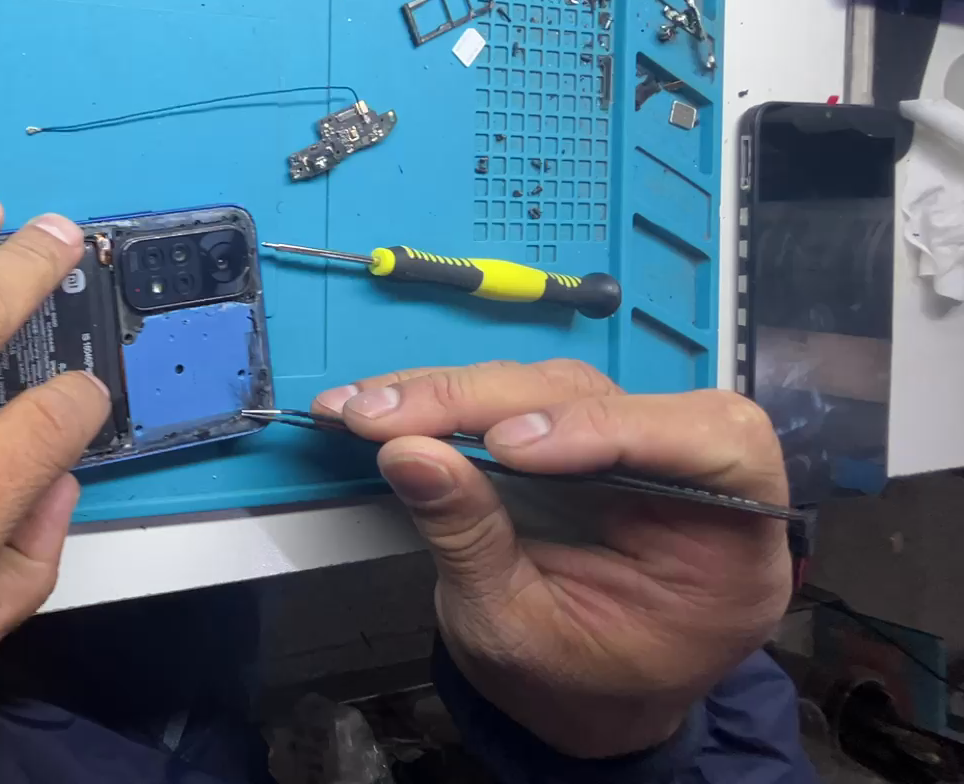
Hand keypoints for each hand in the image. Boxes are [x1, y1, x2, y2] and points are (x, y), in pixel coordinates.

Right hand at [315, 360, 790, 759]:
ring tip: (359, 411)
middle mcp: (672, 477)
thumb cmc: (564, 684)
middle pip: (586, 396)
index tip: (504, 446)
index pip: (714, 444)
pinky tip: (368, 403)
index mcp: (719, 543)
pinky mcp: (549, 433)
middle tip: (378, 418)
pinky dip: (426, 397)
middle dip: (472, 402)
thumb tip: (406, 452)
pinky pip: (493, 395)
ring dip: (438, 392)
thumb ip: (468, 541)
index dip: (610, 426)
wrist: (559, 696)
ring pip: (532, 382)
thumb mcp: (512, 630)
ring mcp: (606, 446)